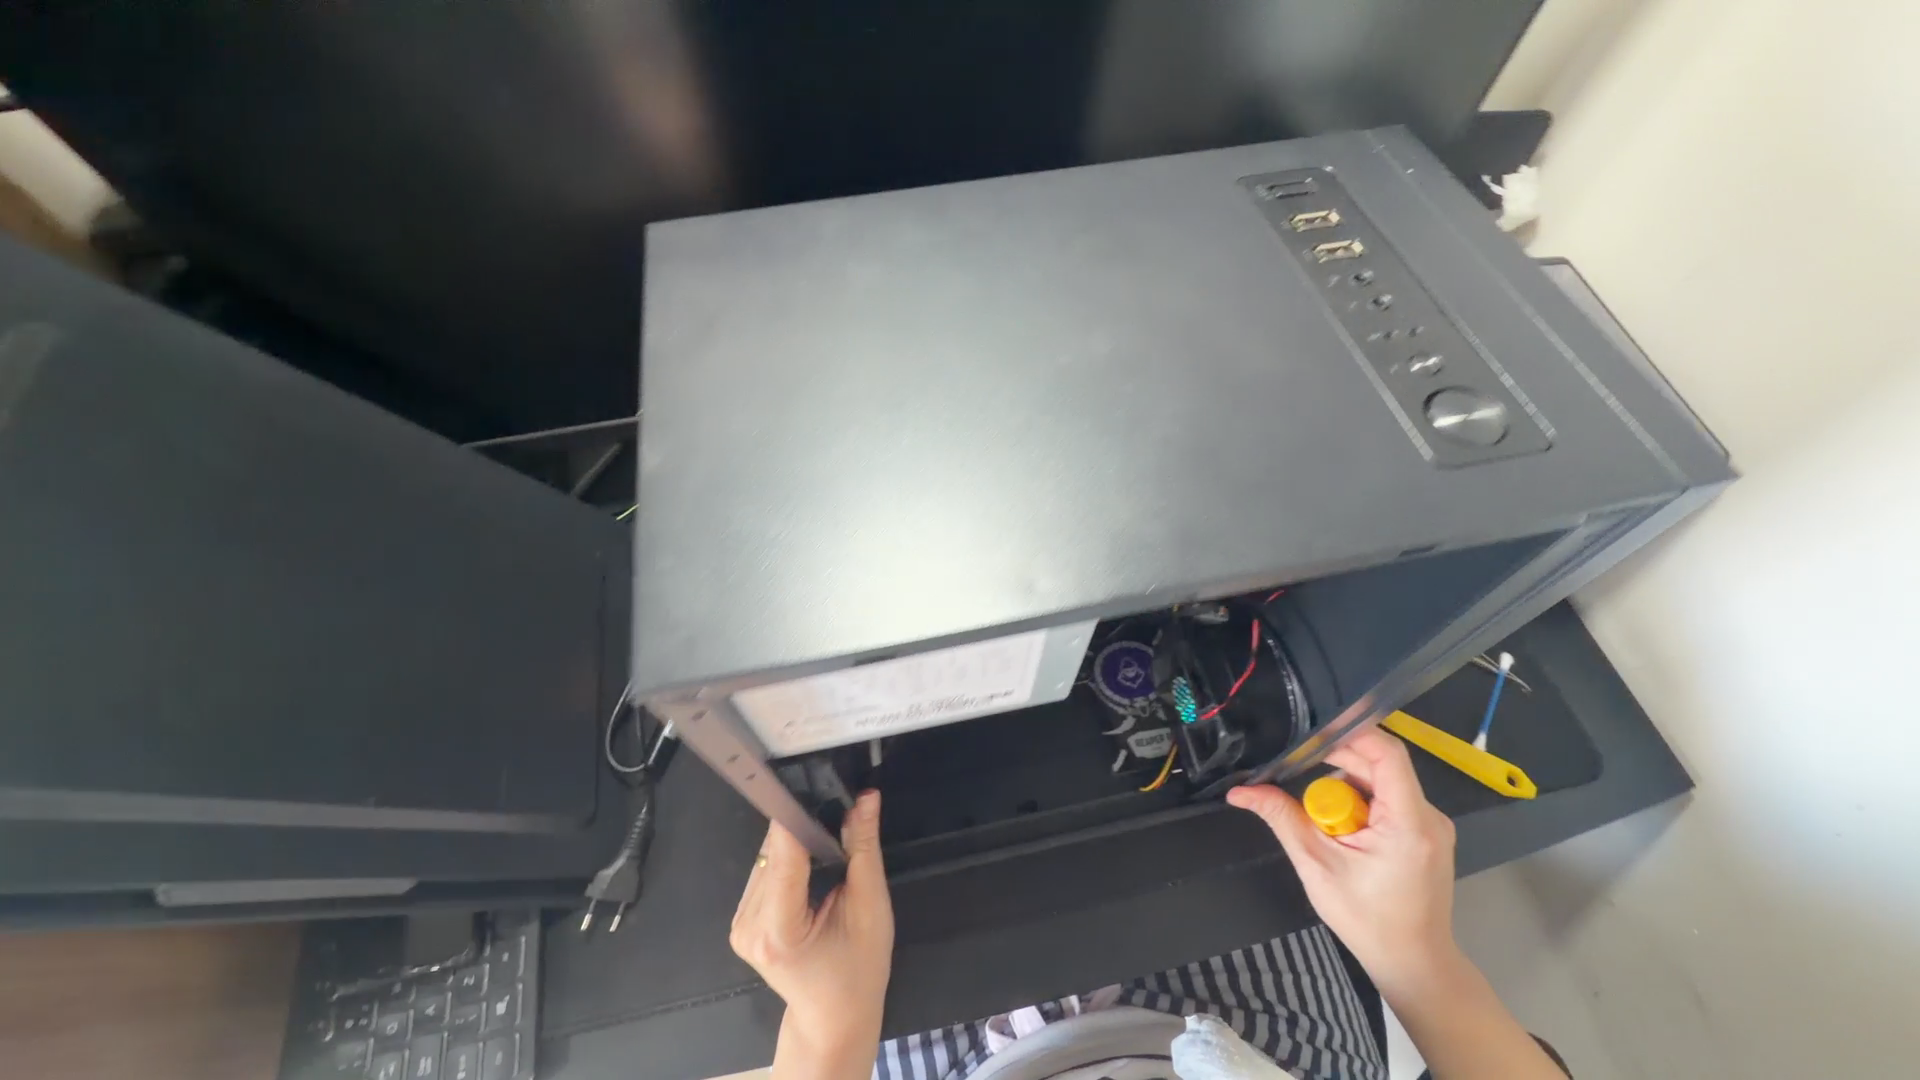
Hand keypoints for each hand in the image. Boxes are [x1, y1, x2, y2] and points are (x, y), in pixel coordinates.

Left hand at [731, 791, 893, 1079]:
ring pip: (767, 857)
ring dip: (795, 846)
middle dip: (805, 831)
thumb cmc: (859, 969)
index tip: (820, 787)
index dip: (799, 817)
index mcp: (778, 929)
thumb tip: (866, 798)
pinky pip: (764, 872)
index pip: (783, 854)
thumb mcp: (870, 906)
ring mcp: (739, 924)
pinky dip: (787, 863)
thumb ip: (863, 847)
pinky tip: (809, 867)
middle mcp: (748, 925)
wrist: (834, 1016)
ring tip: (827, 847)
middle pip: (774, 852)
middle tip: (838, 817)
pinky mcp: (741, 921)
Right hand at [1227, 727, 1459, 996]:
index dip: (1351, 734)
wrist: (1414, 964)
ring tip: (1323, 821)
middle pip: (1380, 765)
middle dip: (1337, 767)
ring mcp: (1431, 825)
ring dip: (1347, 790)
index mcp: (1408, 822)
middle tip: (1299, 775)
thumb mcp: (1316, 865)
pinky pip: (1390, 800)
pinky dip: (1361, 805)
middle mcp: (1428, 816)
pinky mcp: (1426, 833)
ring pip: (1383, 782)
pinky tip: (1342, 830)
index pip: (1387, 754)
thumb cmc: (1367, 919)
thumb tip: (1239, 791)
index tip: (1312, 732)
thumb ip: (1281, 817)